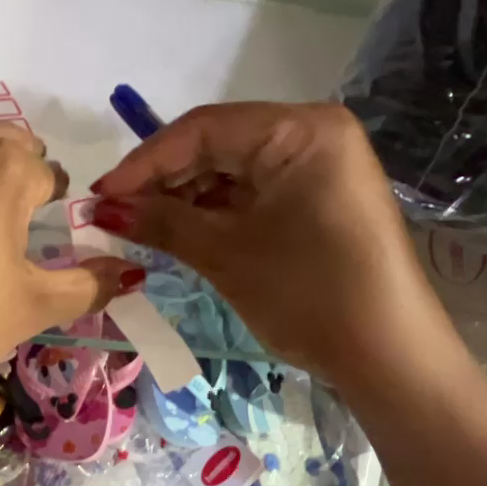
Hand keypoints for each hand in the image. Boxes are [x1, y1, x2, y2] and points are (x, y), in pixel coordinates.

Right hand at [89, 102, 463, 387]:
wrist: (387, 356)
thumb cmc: (307, 293)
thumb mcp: (225, 254)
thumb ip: (159, 221)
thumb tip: (99, 208)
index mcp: (300, 130)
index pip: (202, 129)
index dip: (143, 162)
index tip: (99, 196)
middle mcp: (312, 133)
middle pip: (215, 144)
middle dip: (161, 180)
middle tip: (113, 215)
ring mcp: (317, 165)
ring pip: (229, 169)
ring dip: (182, 197)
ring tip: (139, 227)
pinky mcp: (316, 196)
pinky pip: (250, 190)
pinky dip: (212, 210)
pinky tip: (178, 232)